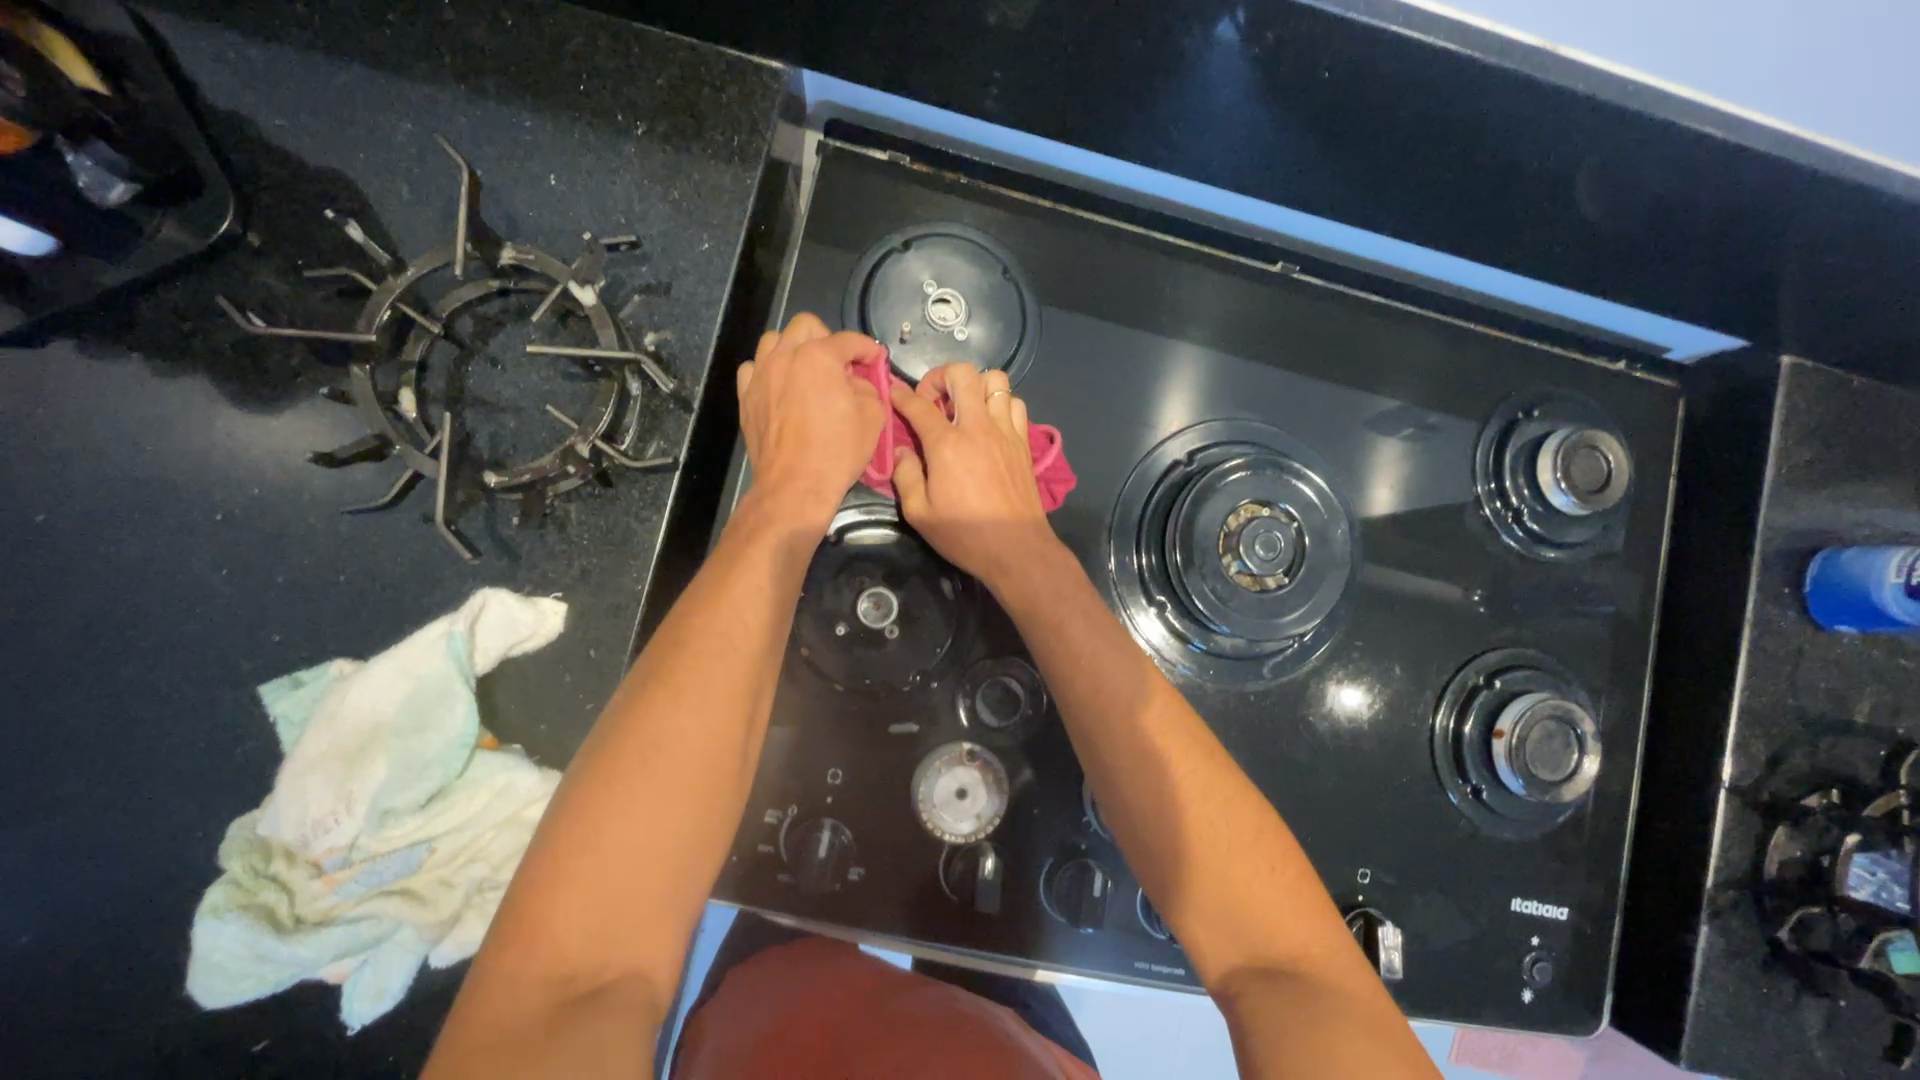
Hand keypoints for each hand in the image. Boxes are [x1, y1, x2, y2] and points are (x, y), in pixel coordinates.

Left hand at [737, 313, 887, 526]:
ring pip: (774, 340)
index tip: (875, 361)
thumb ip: (869, 389)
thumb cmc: (837, 452)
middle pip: (806, 326)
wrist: (794, 485)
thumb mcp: (872, 418)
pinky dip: (767, 371)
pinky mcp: (746, 396)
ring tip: (806, 372)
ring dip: (793, 349)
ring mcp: (761, 375)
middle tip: (839, 366)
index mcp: (819, 357)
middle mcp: (785, 356)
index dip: (867, 349)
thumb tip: (859, 383)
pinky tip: (780, 387)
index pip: (848, 340)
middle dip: (827, 339)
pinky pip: (753, 368)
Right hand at [890, 363, 1065, 590]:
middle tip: (932, 400)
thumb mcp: (919, 514)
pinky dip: (1000, 403)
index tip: (893, 393)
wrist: (1016, 549)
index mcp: (946, 444)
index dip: (900, 394)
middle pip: (962, 374)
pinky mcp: (1023, 442)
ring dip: (975, 386)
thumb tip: (903, 451)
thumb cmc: (964, 535)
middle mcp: (977, 427)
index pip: (918, 404)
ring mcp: (1005, 431)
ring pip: (995, 381)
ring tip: (963, 408)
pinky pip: (1015, 403)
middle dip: (941, 377)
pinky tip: (989, 423)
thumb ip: (905, 476)